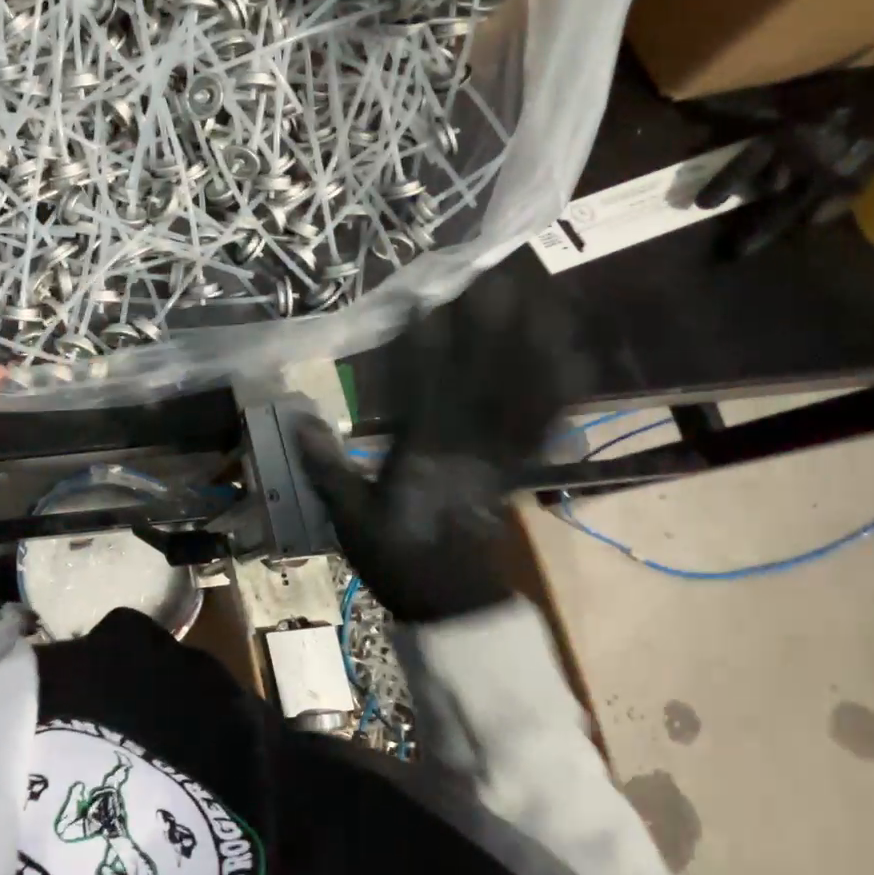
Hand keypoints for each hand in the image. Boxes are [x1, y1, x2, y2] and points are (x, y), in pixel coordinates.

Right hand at [294, 275, 586, 621]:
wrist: (452, 601)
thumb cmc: (397, 557)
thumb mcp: (351, 518)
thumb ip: (328, 468)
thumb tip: (300, 420)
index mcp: (426, 456)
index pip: (427, 387)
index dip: (427, 341)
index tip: (423, 298)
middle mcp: (471, 446)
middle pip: (489, 377)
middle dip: (492, 323)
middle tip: (495, 273)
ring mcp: (502, 455)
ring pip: (529, 392)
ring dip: (539, 344)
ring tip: (544, 297)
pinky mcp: (519, 465)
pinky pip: (549, 422)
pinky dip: (563, 387)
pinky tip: (573, 355)